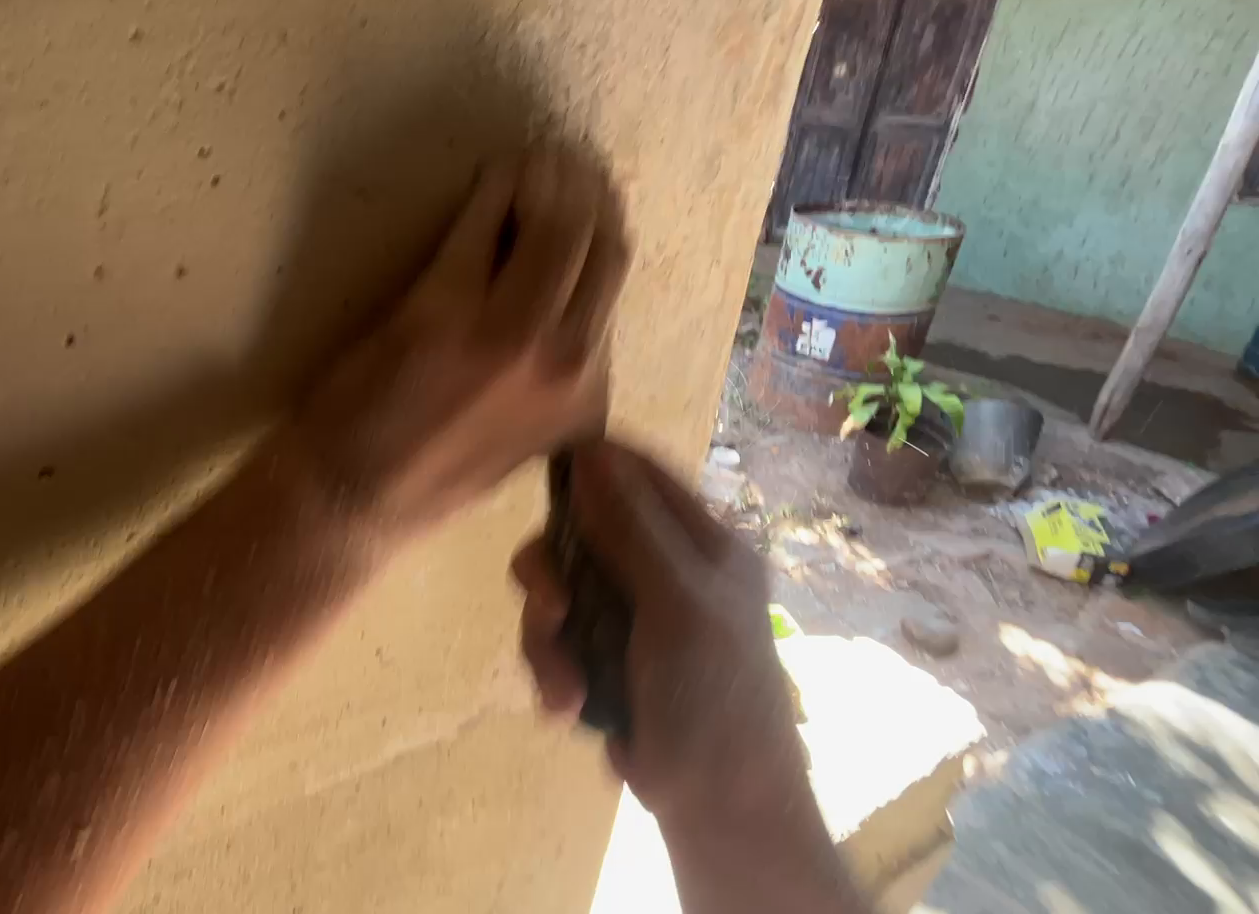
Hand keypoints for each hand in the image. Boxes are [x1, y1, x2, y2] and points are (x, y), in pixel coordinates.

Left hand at [285, 143, 627, 542]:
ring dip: (548, 178)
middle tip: (565, 162)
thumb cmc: (427, 472)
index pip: (614, 286)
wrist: (354, 496)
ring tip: (532, 159)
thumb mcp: (520, 439)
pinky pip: (483, 224)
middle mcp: (565, 361)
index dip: (604, 230)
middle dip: (588, 192)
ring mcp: (509, 333)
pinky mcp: (445, 306)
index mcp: (585, 397)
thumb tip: (560, 309)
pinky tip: (493, 174)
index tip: (588, 200)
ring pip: (556, 227)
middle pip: (600, 248)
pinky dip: (494, 188)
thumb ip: (552, 381)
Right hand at [512, 442, 808, 826]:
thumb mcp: (679, 603)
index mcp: (698, 541)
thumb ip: (631, 528)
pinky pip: (550, 631)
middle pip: (574, 529)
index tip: (541, 478)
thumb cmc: (715, 697)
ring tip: (565, 687)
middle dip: (552, 574)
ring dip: (547, 636)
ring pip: (552, 584)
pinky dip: (550, 666)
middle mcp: (657, 564)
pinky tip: (566, 704)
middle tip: (555, 610)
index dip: (588, 465)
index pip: (635, 470)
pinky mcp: (597, 647)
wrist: (717, 810)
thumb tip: (590, 449)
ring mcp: (625, 607)